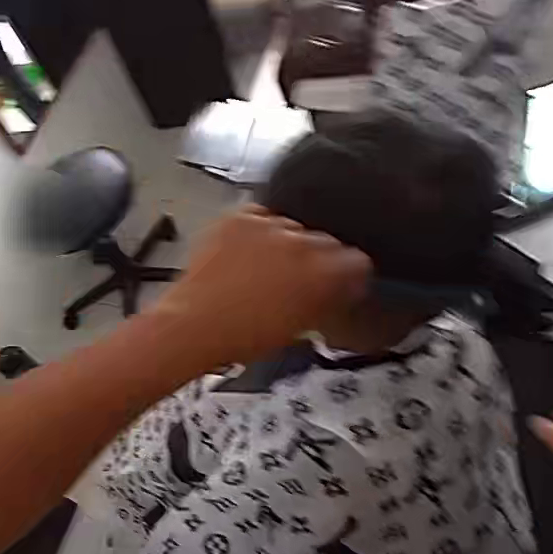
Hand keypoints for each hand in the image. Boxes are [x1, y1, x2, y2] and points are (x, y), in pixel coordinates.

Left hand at [144, 206, 370, 367]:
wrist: (195, 325)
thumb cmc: (245, 337)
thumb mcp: (299, 328)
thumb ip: (326, 302)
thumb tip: (338, 290)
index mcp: (325, 273)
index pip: (357, 261)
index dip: (348, 276)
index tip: (338, 285)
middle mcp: (303, 242)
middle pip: (326, 241)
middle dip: (318, 259)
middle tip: (297, 280)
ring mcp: (270, 225)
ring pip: (293, 226)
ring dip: (286, 243)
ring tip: (265, 268)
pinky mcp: (240, 217)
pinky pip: (261, 216)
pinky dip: (258, 231)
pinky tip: (246, 252)